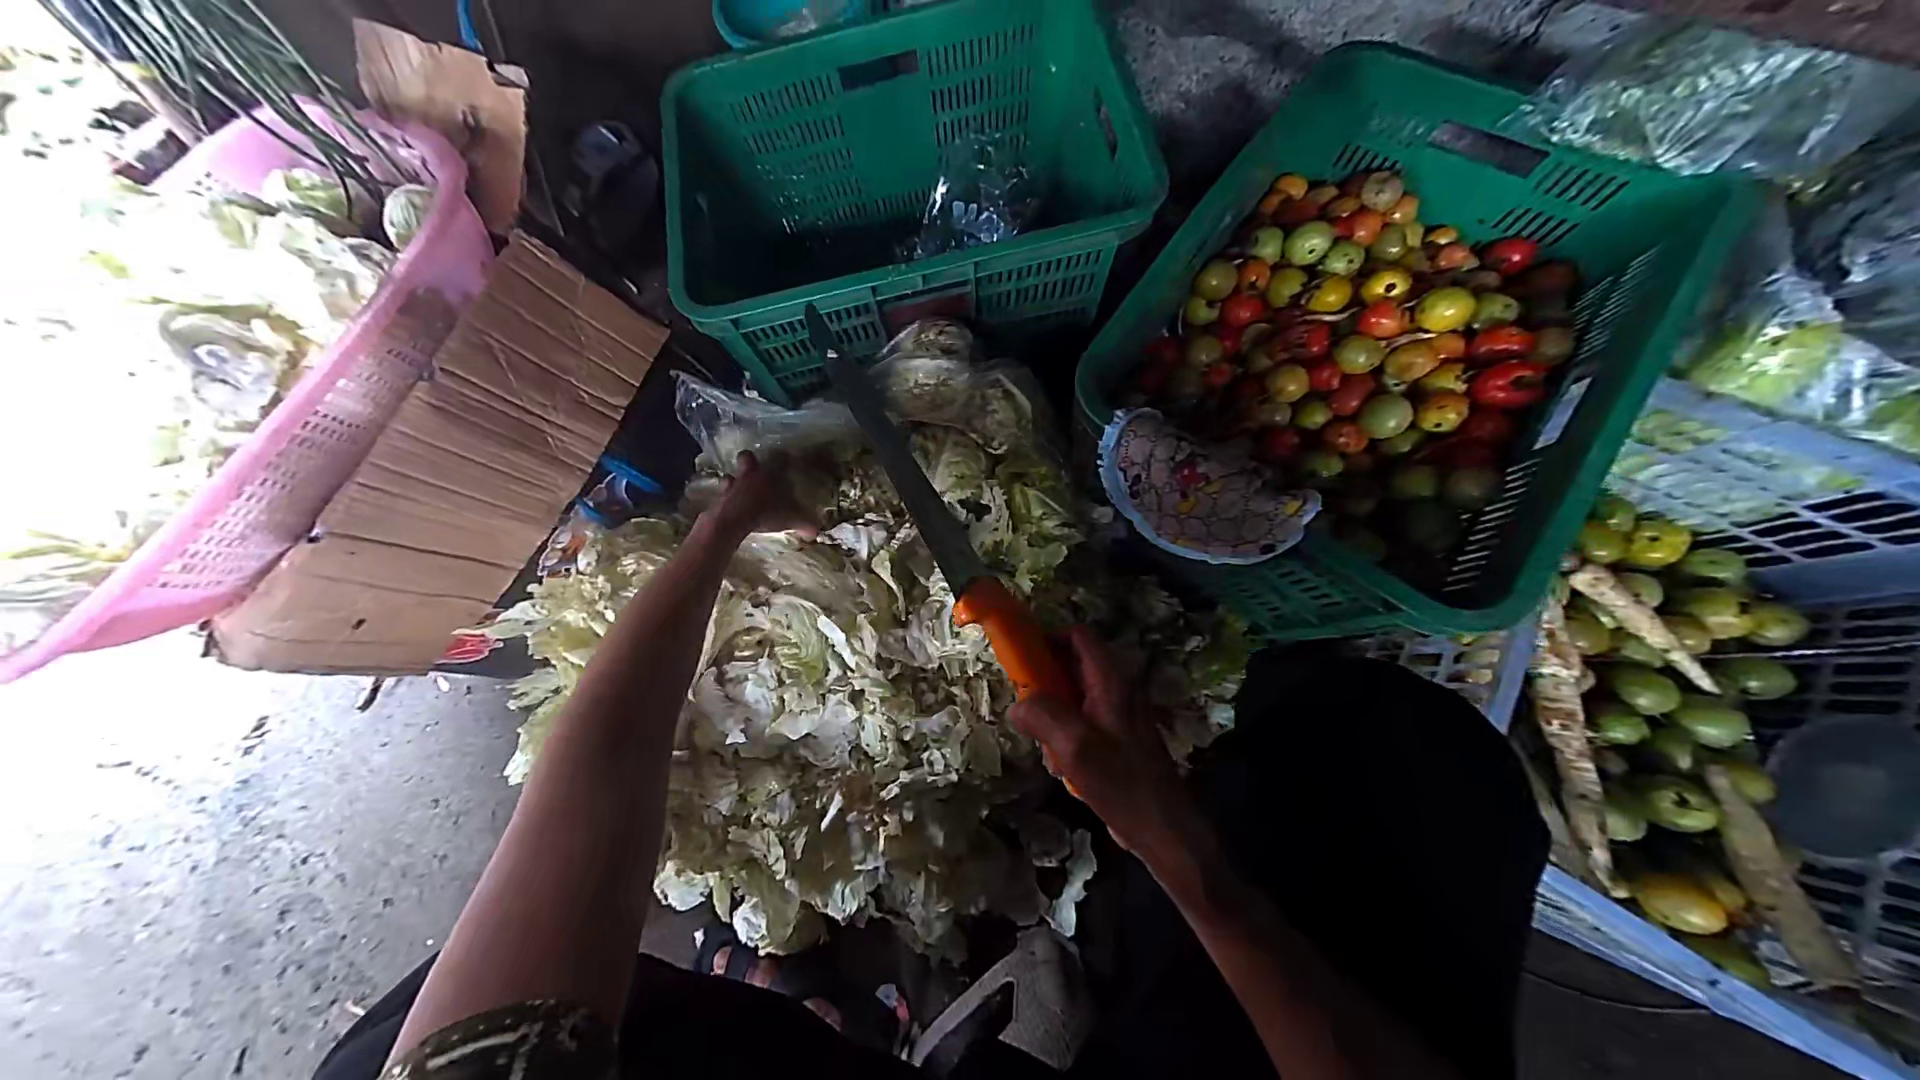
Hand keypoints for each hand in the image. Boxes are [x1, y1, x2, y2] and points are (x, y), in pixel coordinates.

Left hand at [706, 451, 818, 541]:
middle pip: (747, 457)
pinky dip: (726, 500)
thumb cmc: (765, 513)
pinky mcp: (718, 498)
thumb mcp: (790, 520)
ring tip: (739, 489)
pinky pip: (722, 495)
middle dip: (750, 461)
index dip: (783, 458)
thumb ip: (804, 524)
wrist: (732, 521)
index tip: (785, 460)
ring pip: (730, 476)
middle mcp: (749, 475)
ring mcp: (731, 485)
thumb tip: (816, 533)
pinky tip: (730, 507)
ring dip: (734, 481)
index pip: (778, 458)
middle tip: (755, 470)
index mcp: (768, 474)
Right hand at [1009, 626, 1199, 855]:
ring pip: (1075, 695)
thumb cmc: (1121, 781)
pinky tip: (1059, 763)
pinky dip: (1065, 732)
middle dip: (1045, 680)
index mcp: (1112, 681)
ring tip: (1041, 739)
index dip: (1049, 639)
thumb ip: (1042, 716)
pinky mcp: (1118, 737)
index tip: (1021, 657)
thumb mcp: (1075, 745)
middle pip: (1074, 665)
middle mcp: (1118, 690)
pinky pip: (1083, 720)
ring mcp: (1119, 714)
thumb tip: (1017, 706)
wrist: (1161, 827)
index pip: (1079, 637)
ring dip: (1052, 711)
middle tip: (1023, 701)